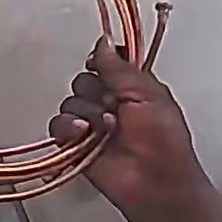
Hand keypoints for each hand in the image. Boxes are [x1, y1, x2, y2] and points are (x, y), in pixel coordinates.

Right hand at [48, 37, 211, 214]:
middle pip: (83, 81)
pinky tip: (84, 133)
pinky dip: (68, 127)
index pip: (104, 63)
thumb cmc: (163, 139)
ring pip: (70, 102)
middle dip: (96, 92)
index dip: (101, 63)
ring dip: (88, 113)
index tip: (103, 66)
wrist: (156, 179)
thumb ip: (119, 68)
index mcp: (129, 88)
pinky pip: (58, 125)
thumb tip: (102, 42)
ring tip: (108, 128)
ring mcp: (90, 124)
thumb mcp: (147, 93)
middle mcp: (108, 103)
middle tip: (115, 107)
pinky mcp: (75, 144)